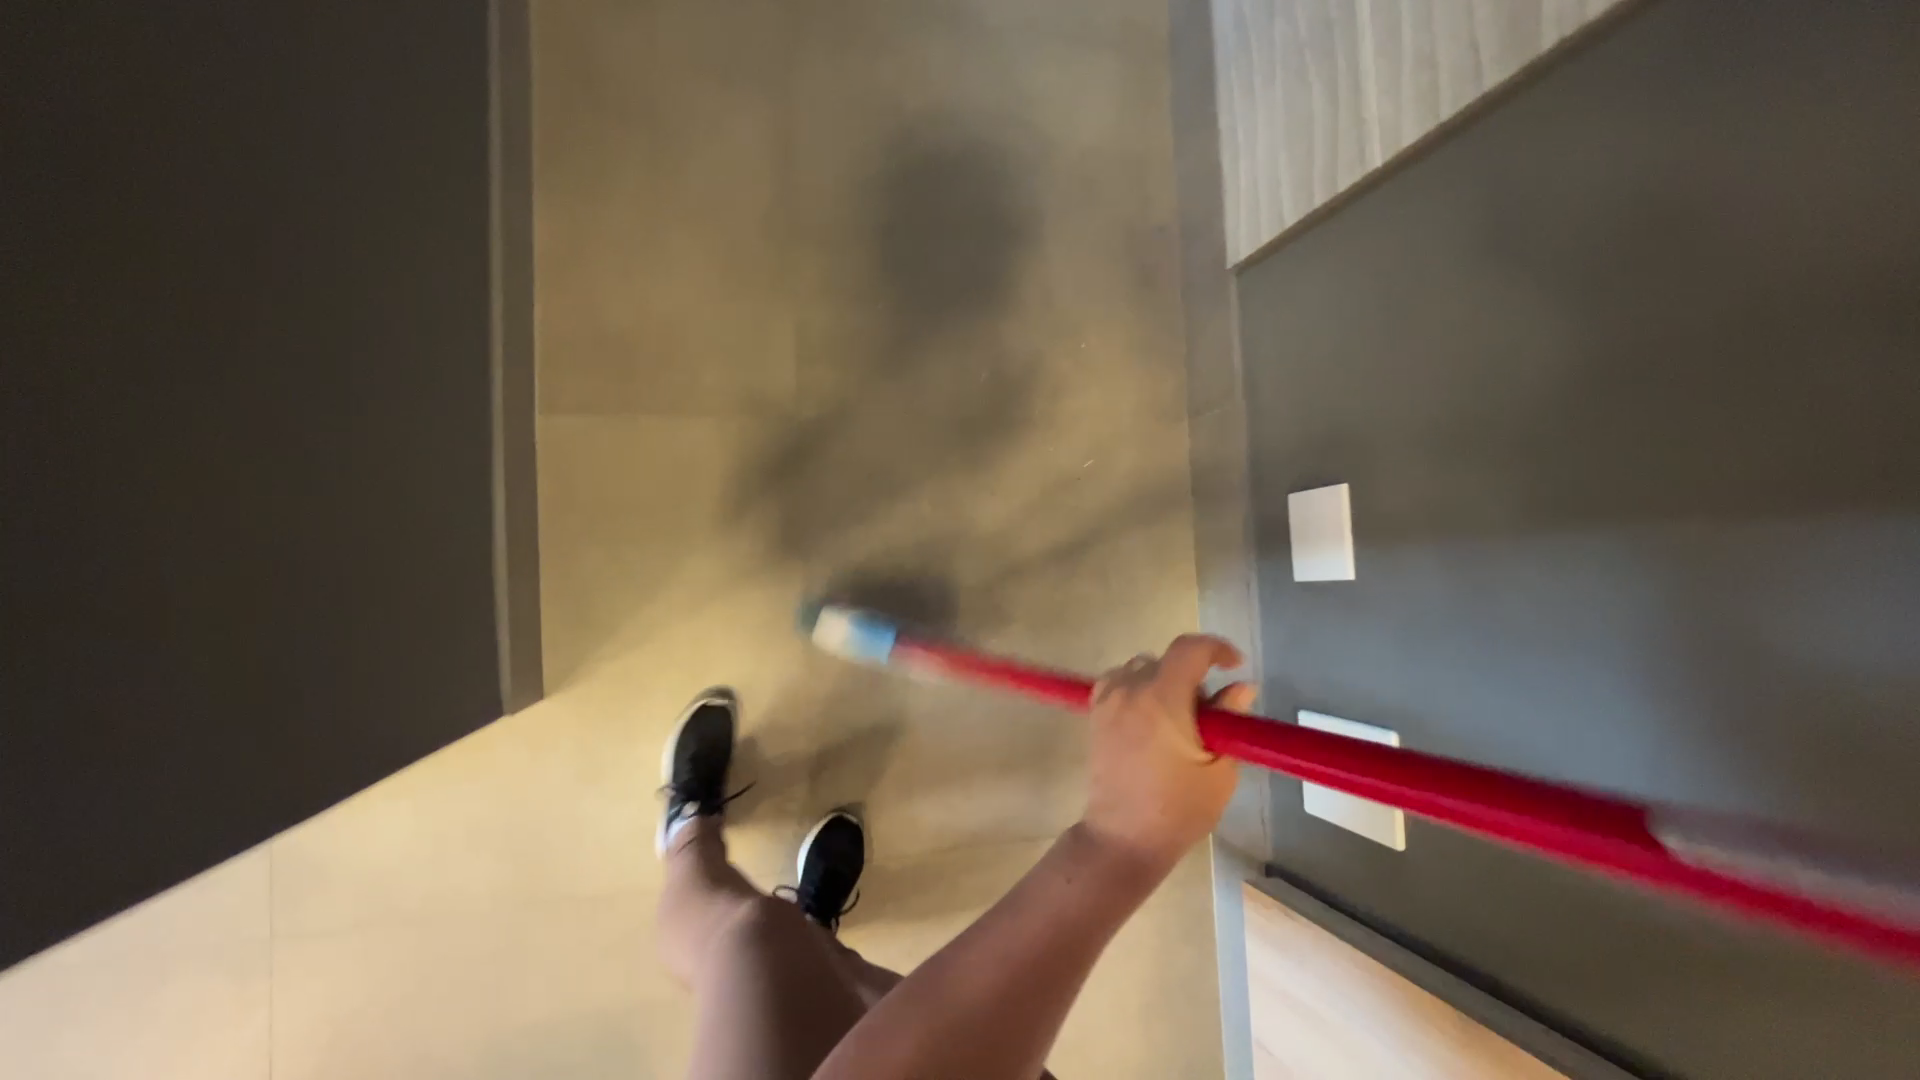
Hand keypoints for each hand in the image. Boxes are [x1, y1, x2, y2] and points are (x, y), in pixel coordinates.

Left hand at [1080, 634, 1255, 869]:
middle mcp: (1129, 689)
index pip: (1189, 649)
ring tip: (1179, 722)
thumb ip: (1230, 721)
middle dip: (1194, 678)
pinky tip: (1151, 721)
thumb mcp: (1218, 769)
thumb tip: (1242, 688)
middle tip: (1209, 718)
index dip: (1217, 649)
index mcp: (1162, 698)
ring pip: (1141, 669)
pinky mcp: (1094, 715)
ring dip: (1164, 683)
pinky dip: (1138, 689)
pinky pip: (1119, 683)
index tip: (1235, 666)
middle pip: (1166, 661)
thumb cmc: (1178, 809)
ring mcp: (1106, 700)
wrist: (1123, 837)